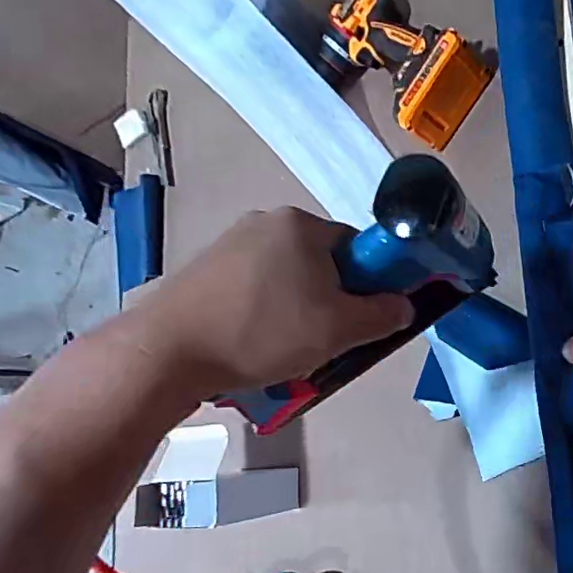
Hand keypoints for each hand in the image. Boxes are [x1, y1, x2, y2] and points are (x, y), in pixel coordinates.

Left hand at [129, 207, 414, 395]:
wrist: (168, 350)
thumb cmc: (263, 332)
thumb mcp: (339, 330)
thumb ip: (383, 315)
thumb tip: (403, 305)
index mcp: (301, 225)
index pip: (356, 247)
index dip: (367, 284)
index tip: (358, 318)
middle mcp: (265, 221)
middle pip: (319, 262)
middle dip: (328, 300)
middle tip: (322, 341)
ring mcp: (229, 242)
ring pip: (284, 278)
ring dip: (295, 310)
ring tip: (282, 350)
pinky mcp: (203, 267)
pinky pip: (251, 287)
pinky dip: (261, 312)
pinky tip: (250, 344)